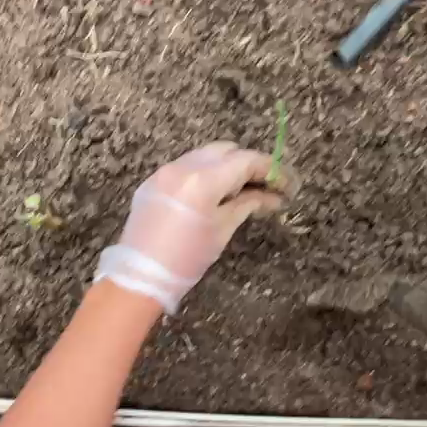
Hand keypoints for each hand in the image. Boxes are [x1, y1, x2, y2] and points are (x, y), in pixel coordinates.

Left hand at [94, 141, 293, 312]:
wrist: (140, 276)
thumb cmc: (186, 259)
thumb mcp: (222, 230)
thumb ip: (247, 204)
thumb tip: (272, 197)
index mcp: (202, 180)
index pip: (245, 160)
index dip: (270, 169)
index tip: (286, 184)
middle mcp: (182, 167)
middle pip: (225, 150)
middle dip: (247, 164)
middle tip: (265, 187)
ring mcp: (165, 172)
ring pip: (204, 156)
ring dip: (226, 167)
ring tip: (241, 192)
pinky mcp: (153, 181)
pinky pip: (186, 167)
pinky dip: (204, 173)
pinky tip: (214, 195)